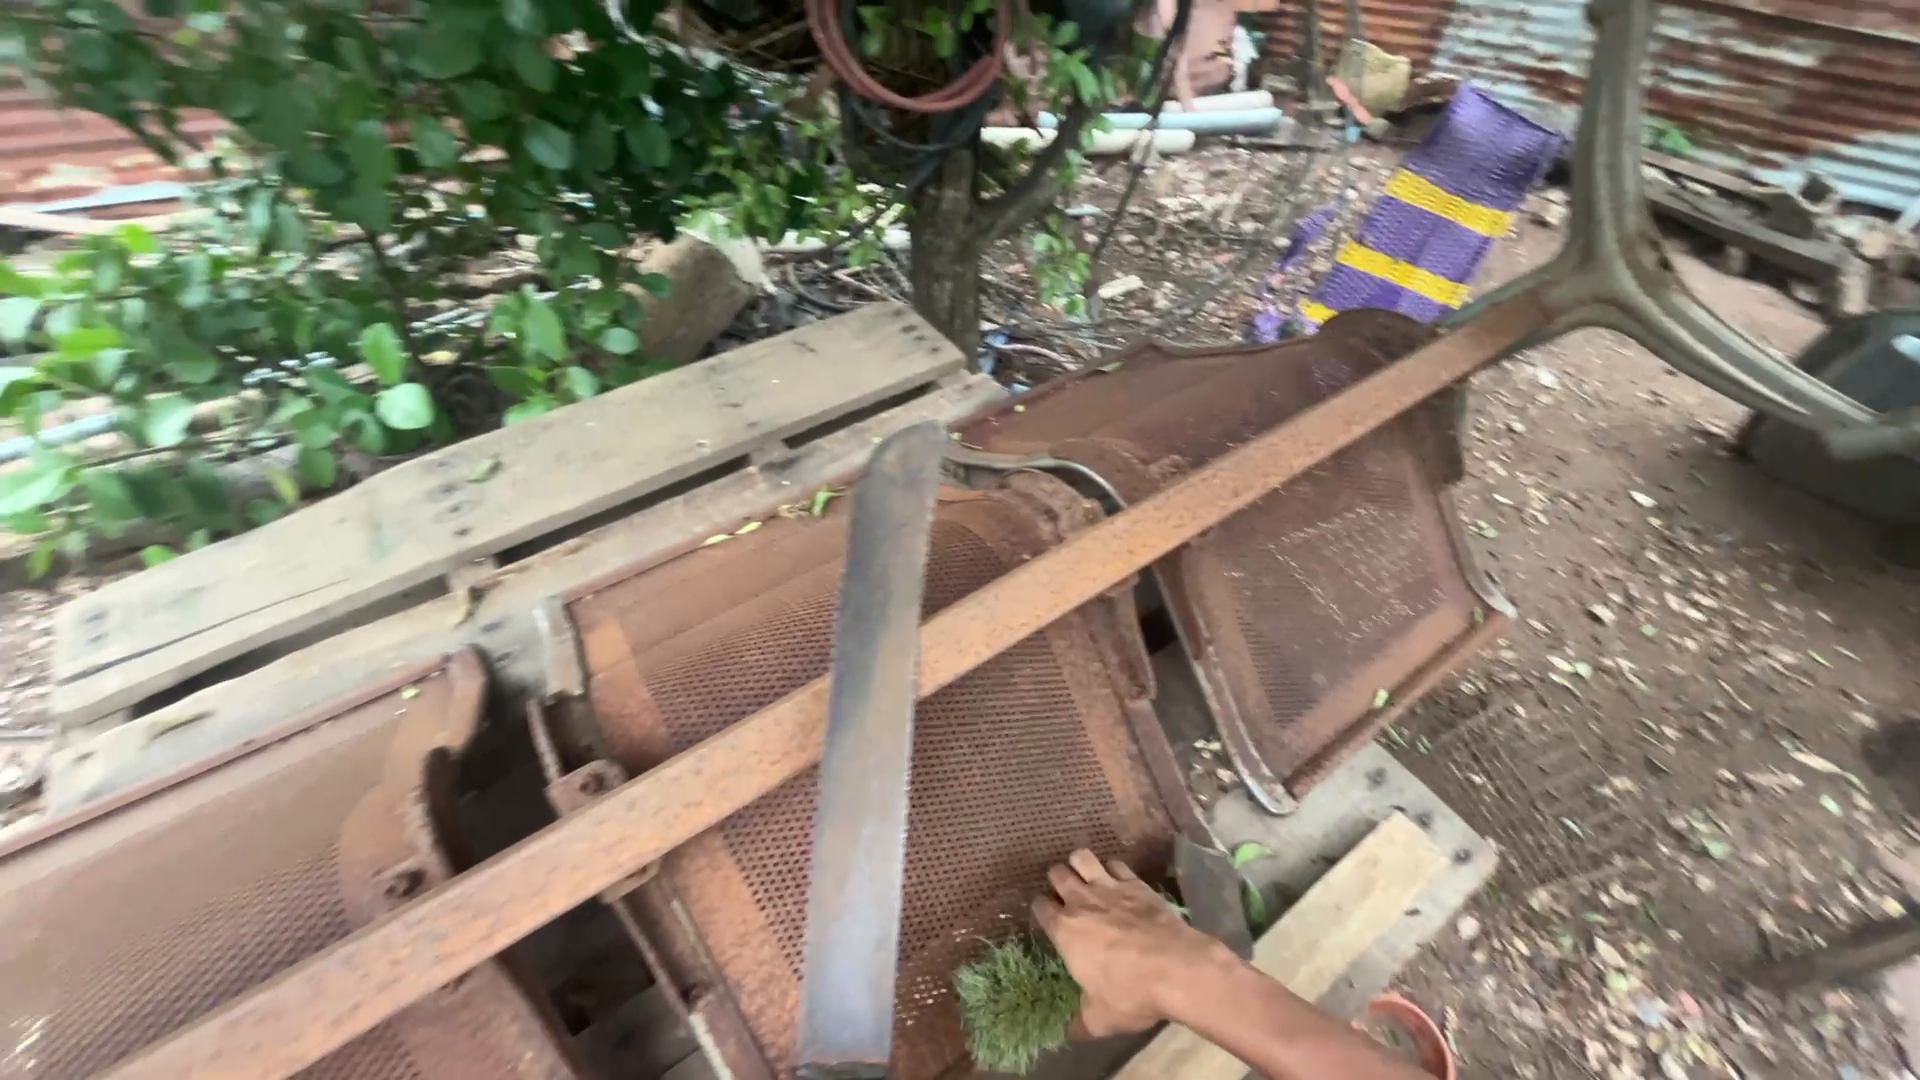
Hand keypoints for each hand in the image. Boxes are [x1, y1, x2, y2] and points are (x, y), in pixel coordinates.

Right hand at [1030, 849, 1238, 1037]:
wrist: (1177, 968)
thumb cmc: (1132, 994)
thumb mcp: (1100, 1019)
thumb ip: (1079, 1023)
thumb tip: (1066, 1034)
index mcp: (1065, 930)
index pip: (1040, 906)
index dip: (1041, 909)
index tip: (1047, 916)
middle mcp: (1081, 901)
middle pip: (1057, 873)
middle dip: (1057, 880)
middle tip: (1066, 894)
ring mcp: (1109, 887)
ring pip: (1082, 857)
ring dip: (1079, 864)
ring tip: (1085, 876)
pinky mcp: (1135, 883)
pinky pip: (1115, 864)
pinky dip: (1112, 869)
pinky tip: (1118, 880)